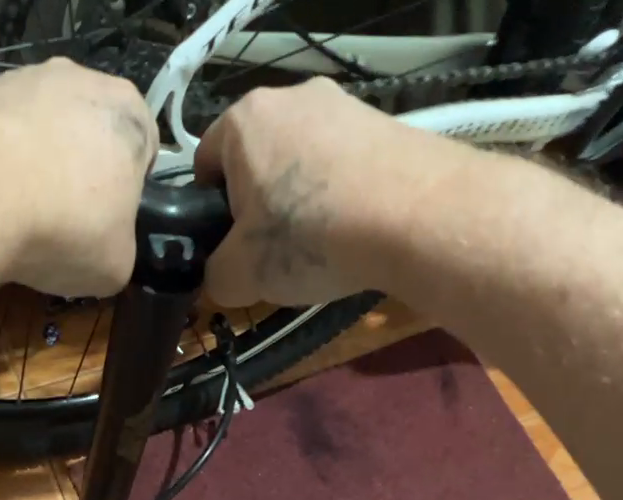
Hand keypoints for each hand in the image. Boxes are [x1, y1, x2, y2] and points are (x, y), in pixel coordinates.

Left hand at [0, 59, 156, 296]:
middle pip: (86, 133)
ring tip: (14, 214)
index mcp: (129, 114)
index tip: (105, 221)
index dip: (124, 190)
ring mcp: (20, 79)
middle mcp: (78, 79)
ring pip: (36, 129)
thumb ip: (119, 245)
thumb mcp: (117, 265)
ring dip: (30, 164)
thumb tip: (103, 248)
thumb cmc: (66, 226)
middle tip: (59, 221)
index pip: (142, 150)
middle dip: (76, 171)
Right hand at [195, 79, 419, 306]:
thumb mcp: (241, 275)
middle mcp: (291, 98)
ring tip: (323, 248)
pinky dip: (344, 198)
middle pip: (257, 163)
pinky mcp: (387, 123)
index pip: (204, 165)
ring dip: (305, 203)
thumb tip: (222, 278)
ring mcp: (344, 106)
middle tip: (276, 254)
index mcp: (243, 120)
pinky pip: (346, 166)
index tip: (230, 247)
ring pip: (304, 164)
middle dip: (261, 207)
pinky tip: (357, 232)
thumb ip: (215, 277)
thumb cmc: (311, 236)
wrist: (418, 218)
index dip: (209, 212)